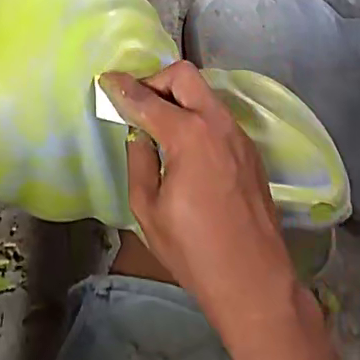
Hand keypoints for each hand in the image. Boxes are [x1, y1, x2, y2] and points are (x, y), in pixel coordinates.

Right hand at [102, 63, 295, 310]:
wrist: (255, 283)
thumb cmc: (193, 250)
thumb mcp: (147, 206)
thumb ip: (139, 159)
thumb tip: (139, 134)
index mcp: (189, 136)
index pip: (146, 98)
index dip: (120, 87)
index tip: (105, 81)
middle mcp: (218, 125)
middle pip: (183, 75)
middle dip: (154, 81)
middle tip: (135, 104)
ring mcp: (239, 137)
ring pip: (204, 93)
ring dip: (176, 97)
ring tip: (156, 125)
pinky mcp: (249, 152)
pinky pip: (217, 116)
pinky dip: (194, 115)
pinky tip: (182, 146)